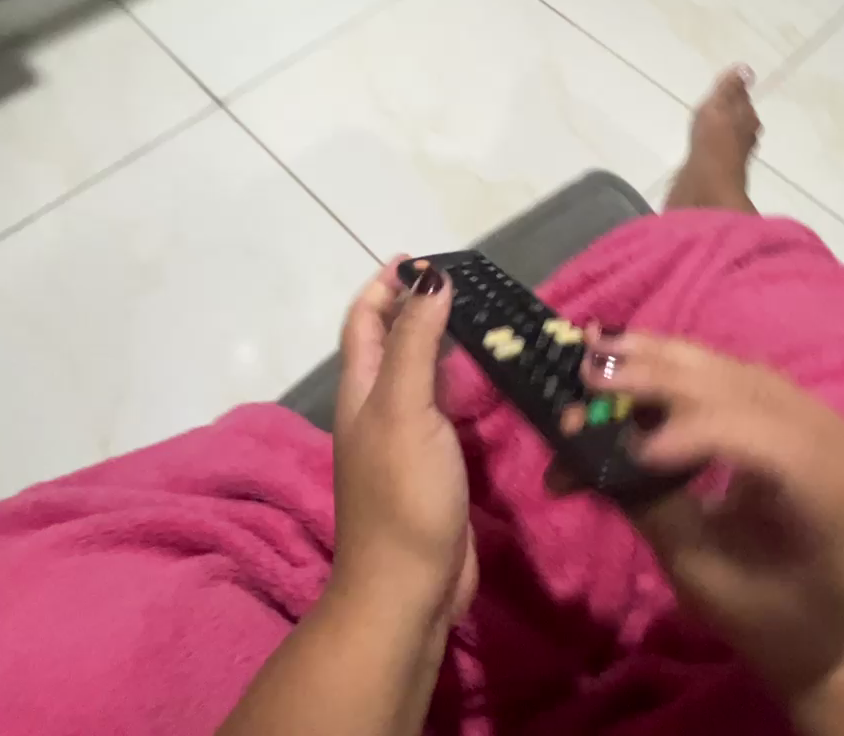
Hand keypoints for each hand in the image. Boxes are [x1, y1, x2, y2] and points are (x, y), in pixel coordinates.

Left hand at [329, 259, 476, 627]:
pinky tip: (483, 375)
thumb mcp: (405, 407)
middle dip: (412, 305)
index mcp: (361, 389)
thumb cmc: (403, 492)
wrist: (410, 586)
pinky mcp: (431, 460)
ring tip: (474, 314)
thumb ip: (414, 342)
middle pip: (387, 340)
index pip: (363, 321)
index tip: (417, 257)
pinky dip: (455, 378)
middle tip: (458, 281)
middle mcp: (376, 405)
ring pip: (415, 371)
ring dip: (435, 338)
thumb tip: (426, 278)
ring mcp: (403, 434)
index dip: (383, 285)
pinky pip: (439, 404)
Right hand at [580, 331, 843, 701]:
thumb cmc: (767, 617)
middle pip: (754, 395)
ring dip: (663, 357)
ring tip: (599, 346)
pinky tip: (633, 351)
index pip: (782, 452)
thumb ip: (653, 511)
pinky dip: (678, 360)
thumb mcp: (707, 581)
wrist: (824, 620)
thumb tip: (578, 456)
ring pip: (739, 370)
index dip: (705, 434)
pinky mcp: (797, 405)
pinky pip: (735, 371)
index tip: (634, 448)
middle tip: (590, 371)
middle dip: (666, 380)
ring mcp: (827, 419)